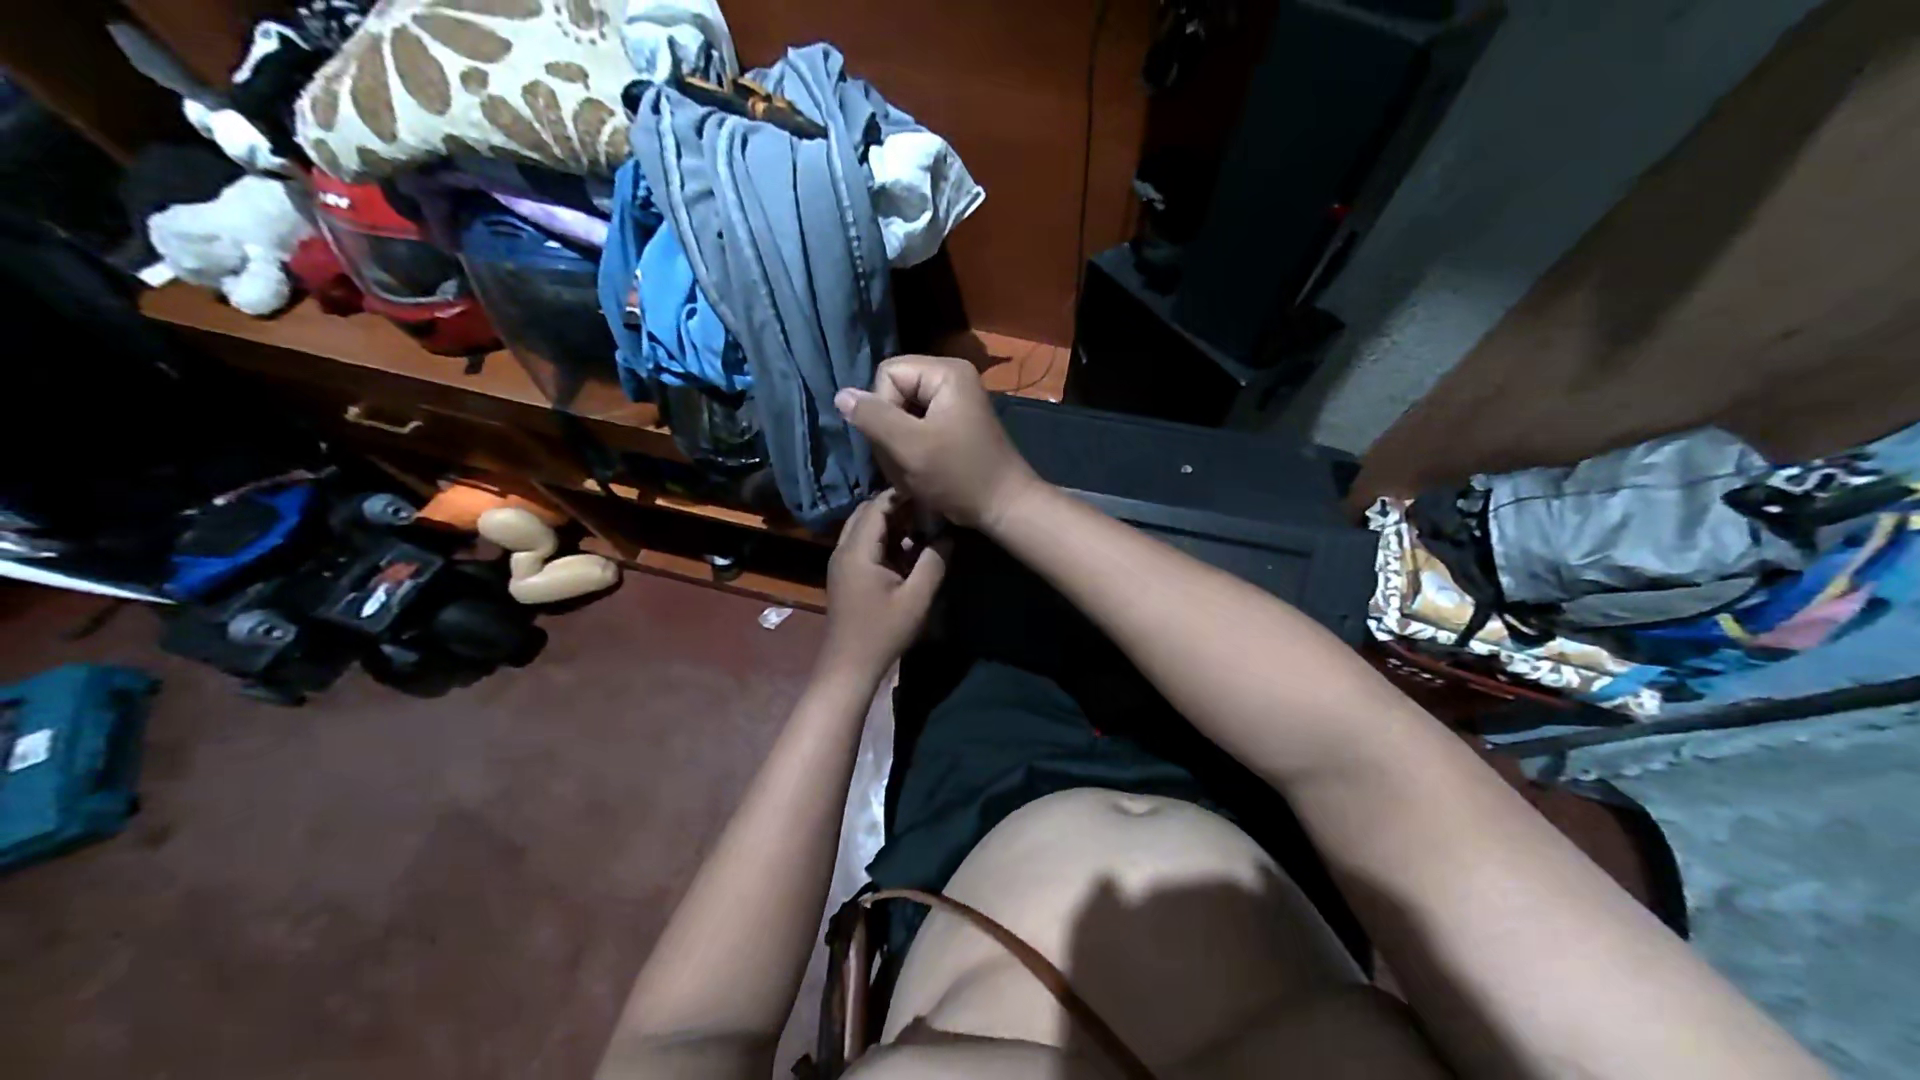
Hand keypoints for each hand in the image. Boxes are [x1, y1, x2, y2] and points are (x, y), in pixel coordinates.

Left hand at [821, 489, 949, 679]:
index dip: (903, 495)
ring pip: (864, 528)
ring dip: (891, 524)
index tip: (930, 493)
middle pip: (867, 512)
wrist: (850, 665)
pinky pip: (863, 544)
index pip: (877, 506)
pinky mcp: (845, 574)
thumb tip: (947, 535)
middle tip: (928, 509)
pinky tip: (908, 550)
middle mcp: (843, 549)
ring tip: (922, 527)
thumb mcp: (917, 598)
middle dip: (897, 507)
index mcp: (857, 550)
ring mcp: (841, 562)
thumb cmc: (883, 632)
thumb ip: (934, 562)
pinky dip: (884, 539)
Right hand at [834, 356, 1041, 530]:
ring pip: (899, 415)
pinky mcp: (952, 424)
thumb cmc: (960, 476)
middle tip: (904, 462)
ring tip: (912, 471)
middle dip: (889, 430)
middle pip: (892, 393)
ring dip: (898, 446)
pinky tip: (920, 473)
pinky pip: (915, 429)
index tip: (898, 441)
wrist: (1004, 507)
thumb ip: (873, 418)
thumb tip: (841, 395)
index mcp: (946, 372)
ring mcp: (953, 402)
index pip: (886, 374)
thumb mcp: (910, 447)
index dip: (881, 409)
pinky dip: (911, 452)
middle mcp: (950, 378)